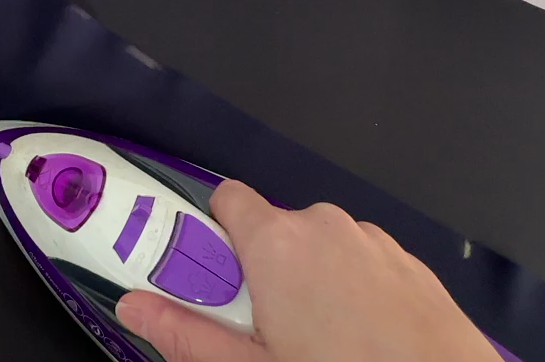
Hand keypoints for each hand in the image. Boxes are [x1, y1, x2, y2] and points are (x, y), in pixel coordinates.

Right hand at [116, 181, 495, 361]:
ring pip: (322, 247)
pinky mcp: (415, 265)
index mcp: (277, 240)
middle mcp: (323, 223)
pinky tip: (375, 346)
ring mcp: (374, 240)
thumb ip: (186, 333)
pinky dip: (357, 291)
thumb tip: (129, 303)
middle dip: (266, 272)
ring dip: (314, 281)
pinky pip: (365, 262)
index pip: (227, 198)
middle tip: (275, 335)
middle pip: (274, 229)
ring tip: (331, 347)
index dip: (217, 237)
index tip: (223, 286)